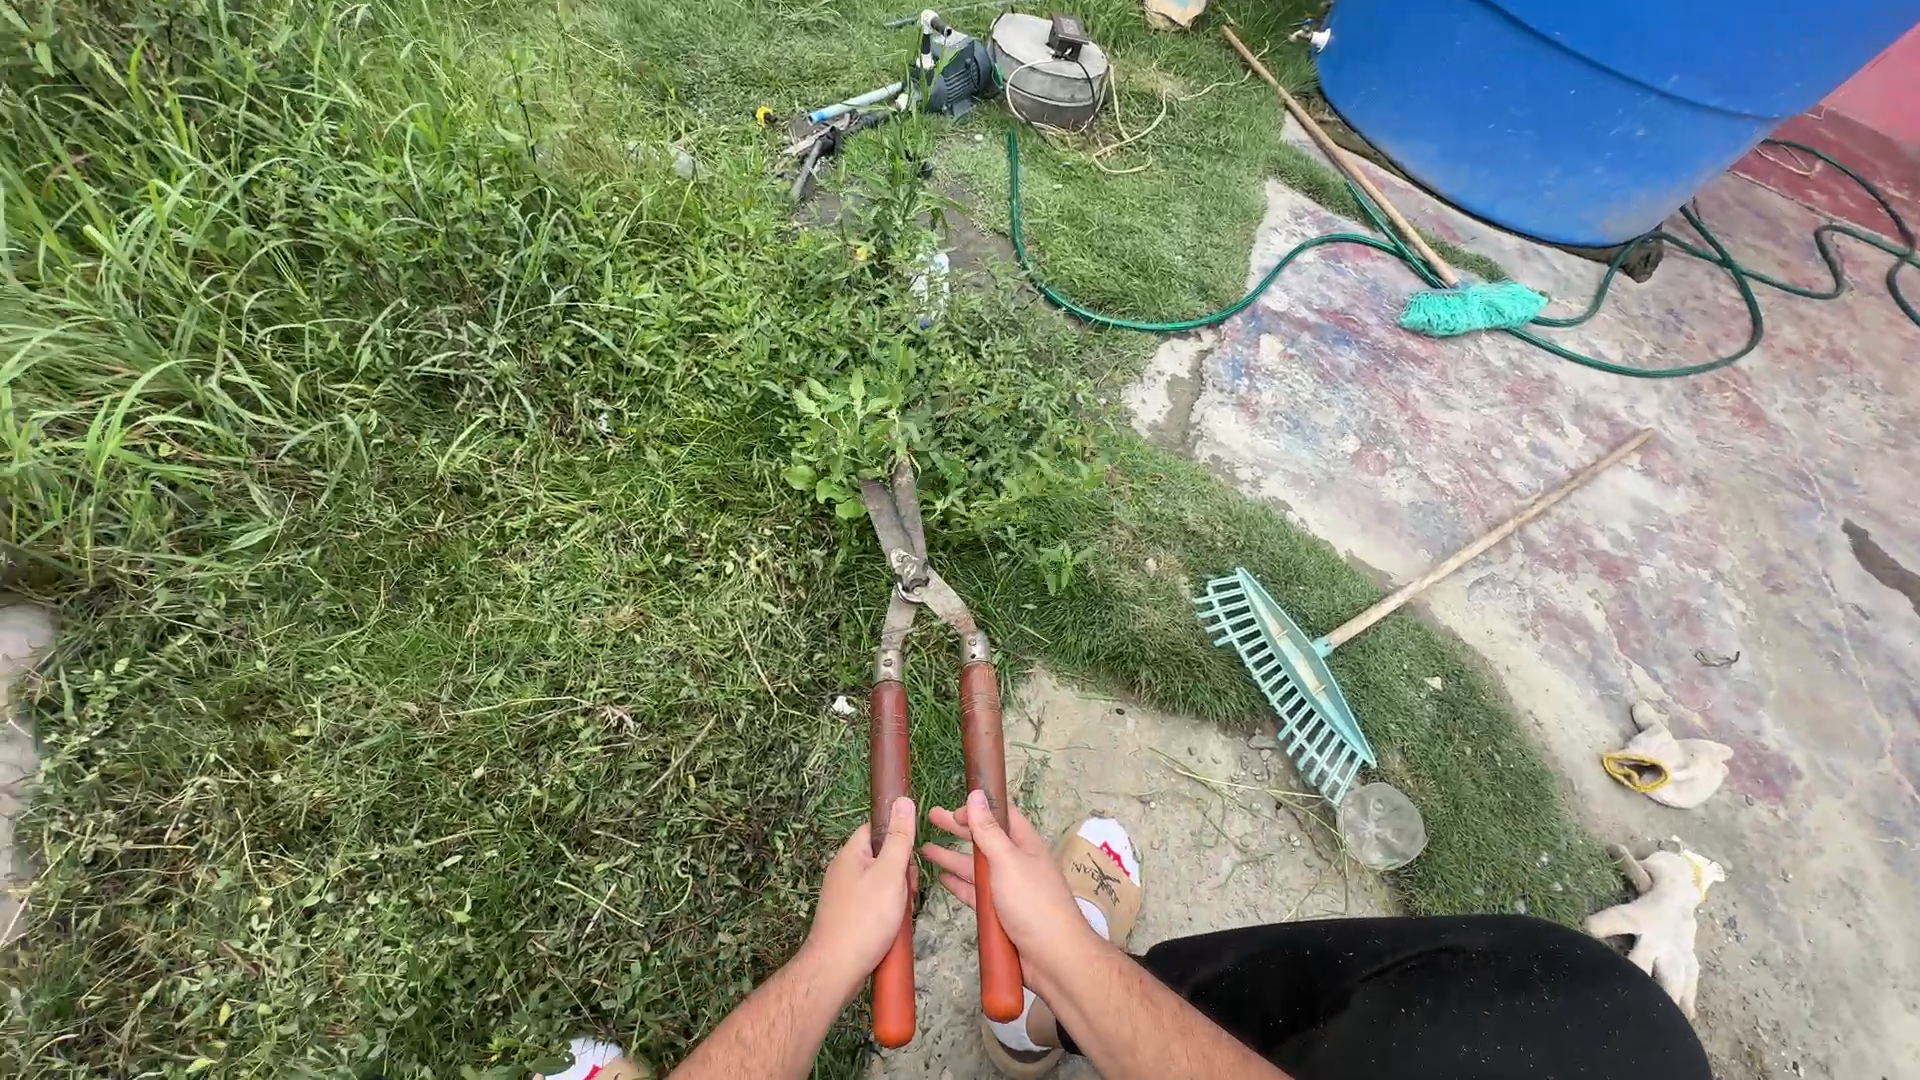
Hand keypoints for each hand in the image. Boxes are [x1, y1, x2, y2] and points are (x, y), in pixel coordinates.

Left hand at [799, 796, 916, 1002]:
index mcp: (850, 853)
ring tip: (899, 915)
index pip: (876, 828)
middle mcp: (843, 870)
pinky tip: (892, 928)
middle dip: (901, 873)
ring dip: (897, 895)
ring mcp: (843, 895)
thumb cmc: (865, 918)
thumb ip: (899, 837)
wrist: (836, 970)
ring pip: (881, 883)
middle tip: (906, 892)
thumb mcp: (890, 873)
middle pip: (882, 857)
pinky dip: (887, 912)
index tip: (908, 859)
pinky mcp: (846, 916)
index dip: (897, 839)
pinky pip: (873, 904)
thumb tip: (903, 800)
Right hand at [921, 789, 1102, 990]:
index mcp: (1024, 843)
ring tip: (925, 849)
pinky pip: (974, 893)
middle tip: (931, 817)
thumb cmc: (1033, 903)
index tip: (955, 809)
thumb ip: (988, 830)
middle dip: (959, 829)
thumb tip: (976, 795)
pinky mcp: (998, 913)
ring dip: (952, 857)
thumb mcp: (1008, 860)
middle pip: (984, 839)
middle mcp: (1016, 862)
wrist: (1053, 959)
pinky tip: (941, 878)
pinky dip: (958, 884)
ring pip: (975, 867)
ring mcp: (1006, 889)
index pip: (1001, 815)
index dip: (979, 808)